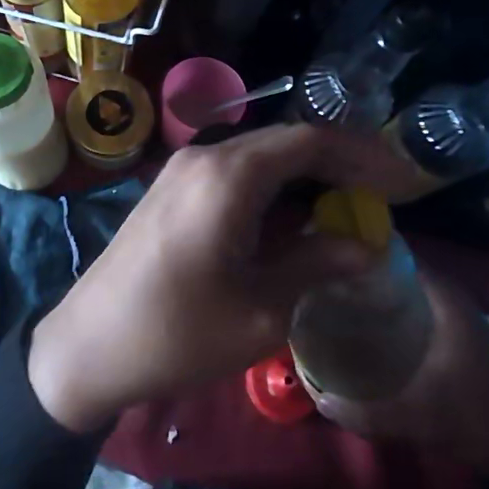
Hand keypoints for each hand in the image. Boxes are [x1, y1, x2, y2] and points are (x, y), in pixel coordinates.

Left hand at [28, 123, 416, 431]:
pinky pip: (232, 176)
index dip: (362, 156)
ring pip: (258, 159)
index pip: (310, 140)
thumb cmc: (177, 333)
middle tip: (379, 199)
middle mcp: (203, 157)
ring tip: (344, 212)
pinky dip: (270, 191)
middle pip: (284, 143)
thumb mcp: (261, 309)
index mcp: (228, 175)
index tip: (401, 183)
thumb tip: (367, 246)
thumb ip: (317, 264)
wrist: (88, 347)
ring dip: (303, 179)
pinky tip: (290, 223)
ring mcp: (180, 172)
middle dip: (337, 165)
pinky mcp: (169, 192)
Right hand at [315, 263, 488, 480]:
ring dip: (363, 298)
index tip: (319, 260)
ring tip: (323, 305)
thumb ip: (365, 412)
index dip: (354, 254)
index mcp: (442, 297)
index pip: (390, 255)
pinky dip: (378, 317)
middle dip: (351, 278)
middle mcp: (442, 296)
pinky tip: (352, 332)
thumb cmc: (478, 419)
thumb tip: (317, 396)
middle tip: (312, 286)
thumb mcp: (418, 417)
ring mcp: (445, 315)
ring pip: (394, 292)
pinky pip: (402, 311)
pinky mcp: (443, 335)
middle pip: (388, 272)